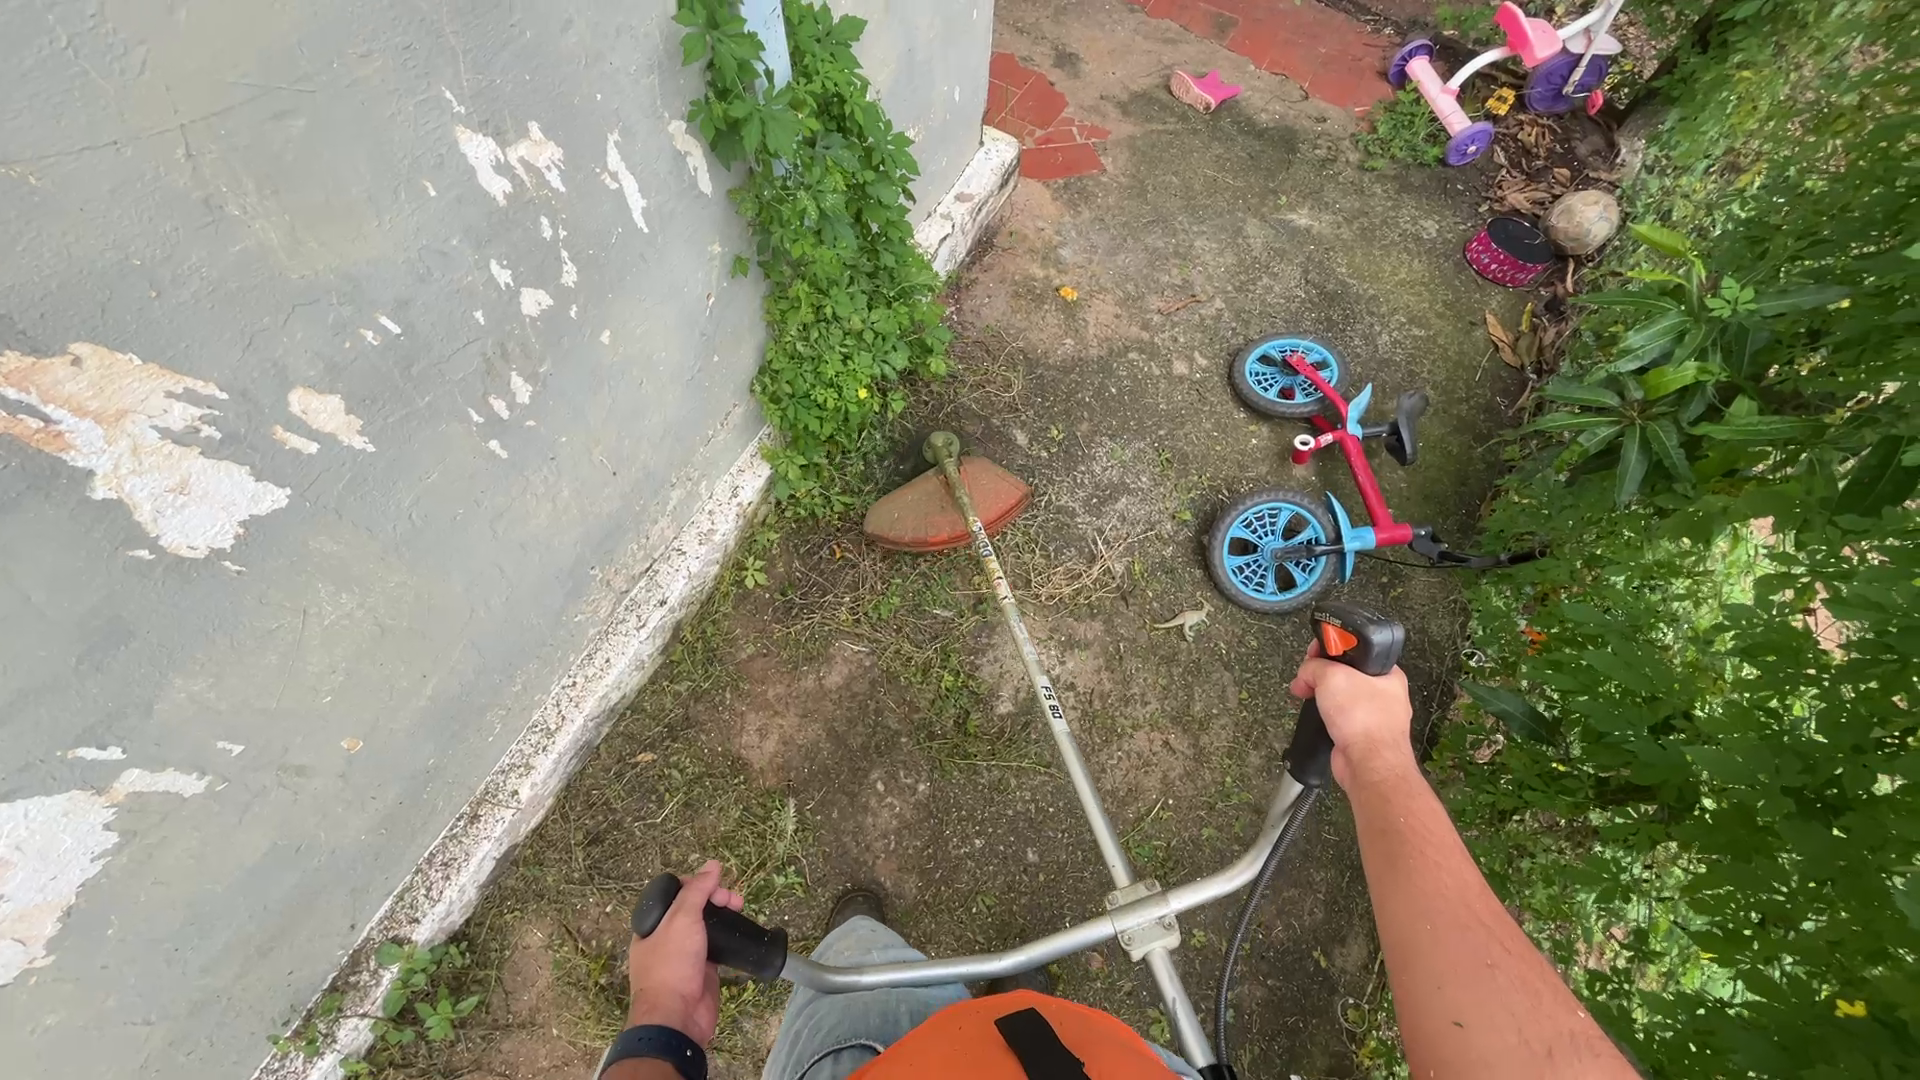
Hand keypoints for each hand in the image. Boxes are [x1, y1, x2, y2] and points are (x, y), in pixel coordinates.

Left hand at [626, 860, 744, 1046]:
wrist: (677, 1018)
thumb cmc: (672, 965)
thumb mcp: (682, 919)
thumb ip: (697, 890)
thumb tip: (712, 864)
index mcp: (652, 925)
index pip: (674, 893)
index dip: (696, 884)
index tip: (714, 886)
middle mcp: (667, 938)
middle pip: (693, 906)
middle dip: (715, 896)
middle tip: (733, 899)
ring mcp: (685, 954)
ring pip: (706, 924)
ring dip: (724, 912)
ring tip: (740, 908)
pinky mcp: (703, 969)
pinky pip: (716, 944)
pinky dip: (728, 934)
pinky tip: (739, 929)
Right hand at [1289, 643, 1415, 789]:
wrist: (1368, 764)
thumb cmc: (1363, 720)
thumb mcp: (1331, 675)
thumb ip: (1315, 666)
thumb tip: (1306, 673)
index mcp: (1386, 672)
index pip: (1355, 649)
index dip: (1331, 647)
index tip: (1315, 651)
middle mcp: (1382, 692)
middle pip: (1343, 671)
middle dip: (1319, 673)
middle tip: (1306, 676)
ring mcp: (1371, 714)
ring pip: (1338, 694)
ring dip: (1318, 693)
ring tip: (1304, 694)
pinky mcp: (1359, 732)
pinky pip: (1337, 715)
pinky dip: (1323, 714)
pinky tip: (1317, 716)